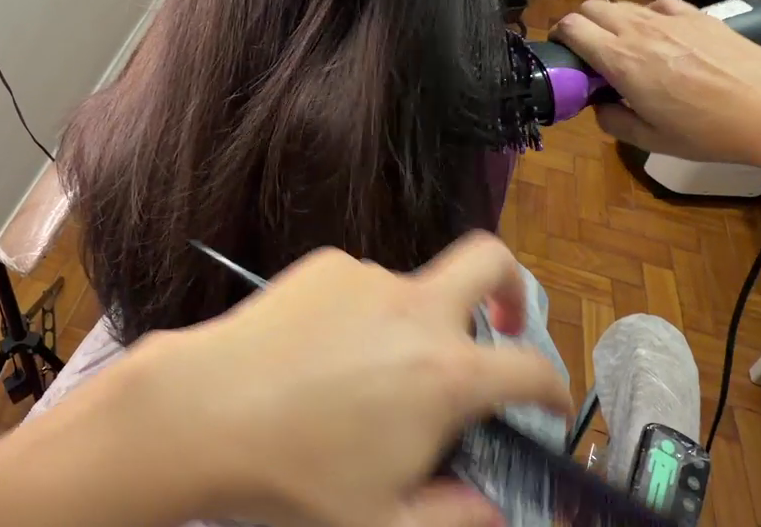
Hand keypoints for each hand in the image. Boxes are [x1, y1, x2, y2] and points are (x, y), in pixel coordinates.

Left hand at [102, 233, 573, 526]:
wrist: (206, 410)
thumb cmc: (294, 474)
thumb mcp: (382, 520)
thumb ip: (454, 516)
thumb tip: (488, 509)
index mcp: (443, 374)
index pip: (530, 368)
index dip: (553, 388)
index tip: (549, 401)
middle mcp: (414, 310)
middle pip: (490, 259)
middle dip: (512, 285)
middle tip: (502, 321)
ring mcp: (367, 278)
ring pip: (413, 287)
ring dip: (413, 323)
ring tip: (368, 379)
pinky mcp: (324, 265)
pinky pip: (362, 286)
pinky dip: (363, 315)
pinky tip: (326, 356)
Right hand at [550, 0, 760, 167]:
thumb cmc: (711, 133)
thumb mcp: (655, 141)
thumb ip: (615, 122)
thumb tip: (600, 107)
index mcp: (620, 60)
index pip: (571, 27)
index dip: (560, 35)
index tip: (563, 52)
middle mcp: (639, 31)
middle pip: (591, 8)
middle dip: (581, 24)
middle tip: (589, 50)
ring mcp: (670, 19)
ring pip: (624, 5)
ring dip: (613, 21)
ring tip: (627, 46)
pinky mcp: (699, 16)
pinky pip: (660, 5)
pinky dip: (649, 16)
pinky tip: (663, 35)